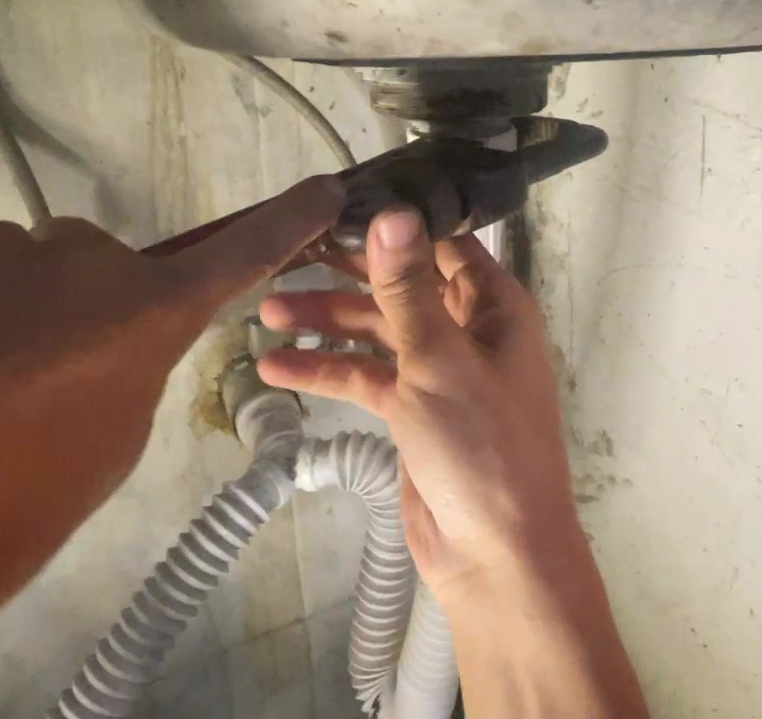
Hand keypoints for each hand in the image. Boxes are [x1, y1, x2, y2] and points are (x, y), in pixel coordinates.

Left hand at [0, 176, 343, 560]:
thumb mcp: (100, 454)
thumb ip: (120, 376)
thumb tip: (94, 348)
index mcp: (139, 317)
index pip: (235, 256)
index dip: (284, 223)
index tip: (326, 188)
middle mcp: (70, 263)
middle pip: (85, 261)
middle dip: (67, 302)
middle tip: (22, 379)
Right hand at [257, 209, 582, 602]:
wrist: (495, 553)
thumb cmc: (481, 443)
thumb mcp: (440, 358)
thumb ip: (409, 288)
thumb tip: (394, 214)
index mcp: (494, 306)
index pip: (445, 246)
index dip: (396, 227)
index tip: (339, 208)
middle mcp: (470, 329)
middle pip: (403, 285)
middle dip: (350, 273)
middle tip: (291, 254)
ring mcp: (440, 371)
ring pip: (379, 331)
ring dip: (329, 321)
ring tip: (265, 309)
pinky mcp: (414, 410)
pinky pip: (367, 377)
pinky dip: (327, 370)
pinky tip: (276, 366)